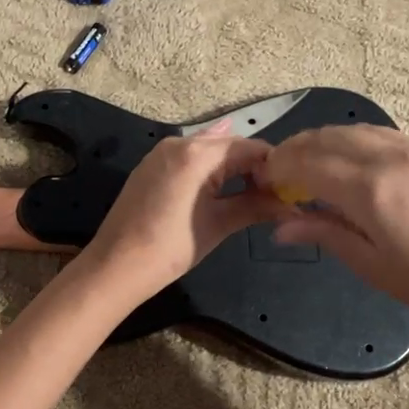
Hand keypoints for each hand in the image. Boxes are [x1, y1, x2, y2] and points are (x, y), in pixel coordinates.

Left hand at [78, 124, 286, 299]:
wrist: (116, 265)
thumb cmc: (170, 247)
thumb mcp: (218, 225)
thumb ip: (255, 207)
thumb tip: (291, 205)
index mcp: (197, 153)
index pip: (251, 148)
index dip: (275, 168)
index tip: (291, 191)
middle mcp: (179, 142)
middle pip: (230, 146)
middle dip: (255, 167)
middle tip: (276, 196)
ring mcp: (161, 153)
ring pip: (210, 151)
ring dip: (233, 169)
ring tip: (254, 196)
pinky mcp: (151, 167)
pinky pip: (190, 159)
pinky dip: (210, 171)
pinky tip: (223, 189)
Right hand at [265, 125, 408, 360]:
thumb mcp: (378, 270)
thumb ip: (326, 235)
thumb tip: (281, 226)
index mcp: (371, 189)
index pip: (305, 161)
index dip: (277, 167)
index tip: (262, 181)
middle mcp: (394, 156)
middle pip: (329, 137)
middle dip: (297, 150)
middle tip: (282, 175)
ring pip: (360, 131)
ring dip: (328, 143)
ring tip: (316, 170)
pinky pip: (389, 137)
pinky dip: (360, 145)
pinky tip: (361, 171)